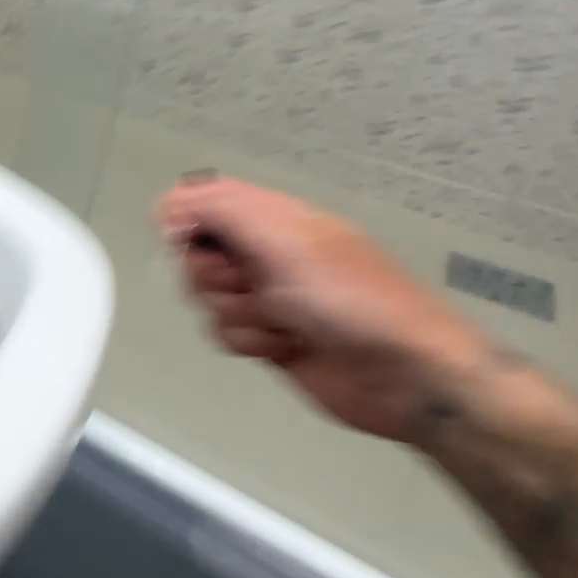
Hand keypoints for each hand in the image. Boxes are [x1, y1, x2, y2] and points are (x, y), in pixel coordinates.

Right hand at [156, 178, 491, 442]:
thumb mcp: (283, 240)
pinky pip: (222, 330)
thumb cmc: (350, 299)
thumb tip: (167, 207)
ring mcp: (266, 296)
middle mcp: (265, 253)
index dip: (186, 217)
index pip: (205, 199)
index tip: (187, 239)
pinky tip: (283, 346)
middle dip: (210, 273)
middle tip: (247, 282)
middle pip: (196, 251)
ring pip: (205, 295)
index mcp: (274, 219)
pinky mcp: (266, 337)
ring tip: (279, 322)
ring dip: (234, 311)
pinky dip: (247, 340)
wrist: (409, 378)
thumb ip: (219, 211)